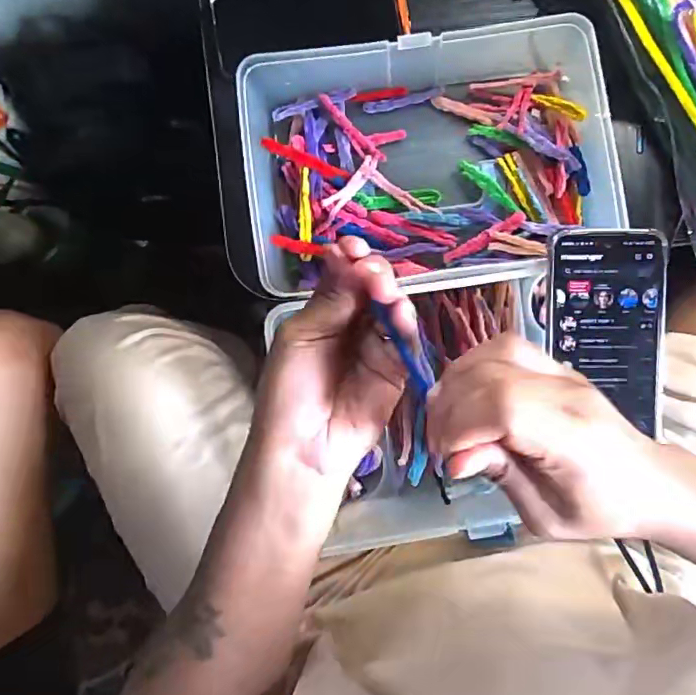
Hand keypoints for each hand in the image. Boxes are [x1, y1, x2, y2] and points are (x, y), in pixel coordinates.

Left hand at [253, 235, 416, 495]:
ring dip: (391, 293)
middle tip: (370, 270)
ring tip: (383, 289)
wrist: (304, 448)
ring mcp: (378, 345)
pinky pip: (406, 340)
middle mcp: (354, 323)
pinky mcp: (397, 368)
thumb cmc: (289, 392)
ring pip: (393, 308)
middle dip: (374, 272)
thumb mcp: (301, 338)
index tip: (351, 246)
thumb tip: (349, 259)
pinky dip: (404, 324)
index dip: (350, 258)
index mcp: (325, 311)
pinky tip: (397, 314)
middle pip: (373, 287)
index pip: (344, 275)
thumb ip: (331, 302)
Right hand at [426, 334, 690, 540]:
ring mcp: (562, 371)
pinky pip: (506, 347)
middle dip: (451, 407)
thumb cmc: (600, 509)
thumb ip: (503, 476)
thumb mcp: (547, 516)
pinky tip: (466, 395)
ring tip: (447, 417)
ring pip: (496, 350)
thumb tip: (455, 459)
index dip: (462, 426)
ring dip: (458, 380)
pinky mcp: (555, 365)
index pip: (505, 406)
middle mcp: (566, 392)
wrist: (647, 481)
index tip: (446, 458)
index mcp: (572, 436)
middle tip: (438, 443)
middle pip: (492, 374)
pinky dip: (475, 366)